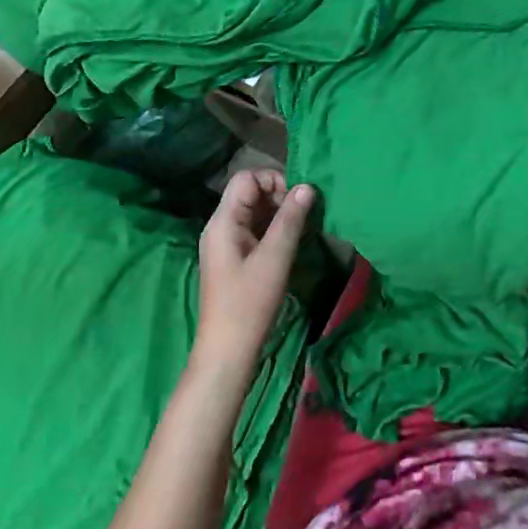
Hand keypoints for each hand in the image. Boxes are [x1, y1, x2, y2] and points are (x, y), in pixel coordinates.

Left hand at [193, 170, 314, 374]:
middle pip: (249, 193)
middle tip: (305, 215)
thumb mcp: (274, 258)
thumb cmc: (249, 303)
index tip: (299, 199)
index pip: (246, 178)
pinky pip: (253, 230)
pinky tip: (292, 242)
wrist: (227, 350)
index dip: (274, 180)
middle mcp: (220, 225)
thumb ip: (290, 220)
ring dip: (278, 214)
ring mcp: (225, 242)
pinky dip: (273, 230)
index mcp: (223, 220)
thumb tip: (307, 187)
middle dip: (279, 196)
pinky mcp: (233, 258)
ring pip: (253, 212)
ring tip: (303, 228)